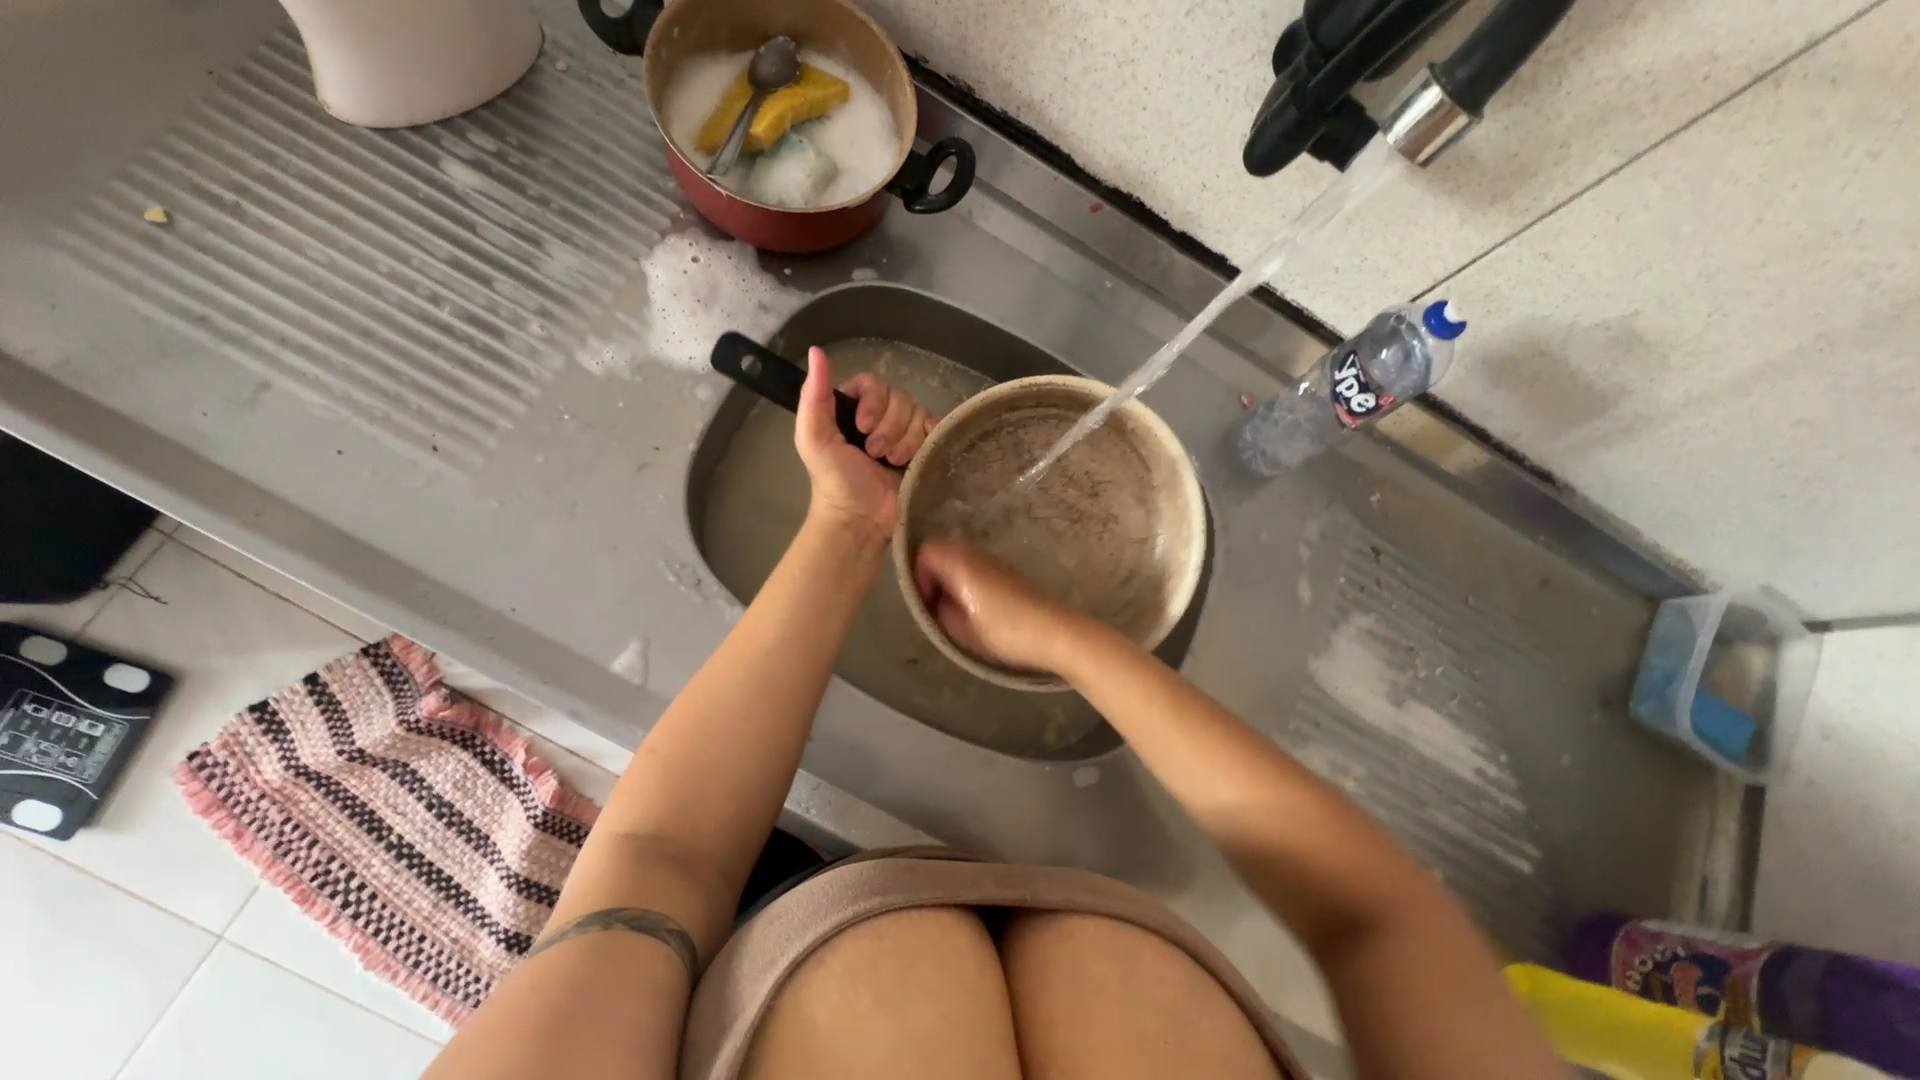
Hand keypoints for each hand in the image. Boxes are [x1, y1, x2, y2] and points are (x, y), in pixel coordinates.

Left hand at [794, 348, 934, 539]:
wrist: (862, 520)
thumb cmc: (836, 481)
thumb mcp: (814, 439)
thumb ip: (813, 397)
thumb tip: (816, 351)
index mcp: (855, 408)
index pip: (874, 383)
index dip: (874, 402)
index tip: (862, 426)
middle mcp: (882, 417)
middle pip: (900, 397)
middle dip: (889, 426)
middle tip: (875, 453)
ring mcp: (906, 433)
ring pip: (918, 412)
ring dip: (905, 439)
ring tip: (891, 462)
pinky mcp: (926, 449)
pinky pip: (936, 427)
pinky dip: (927, 440)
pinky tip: (914, 458)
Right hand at [913, 537, 1086, 673]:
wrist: (1055, 632)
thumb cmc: (1005, 632)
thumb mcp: (961, 630)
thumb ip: (940, 610)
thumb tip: (937, 600)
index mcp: (961, 563)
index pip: (926, 551)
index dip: (919, 576)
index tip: (928, 603)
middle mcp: (976, 553)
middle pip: (942, 548)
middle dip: (933, 573)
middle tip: (938, 603)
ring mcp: (994, 559)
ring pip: (960, 555)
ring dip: (951, 575)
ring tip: (958, 606)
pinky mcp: (1008, 569)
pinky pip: (976, 563)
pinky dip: (968, 577)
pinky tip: (978, 604)